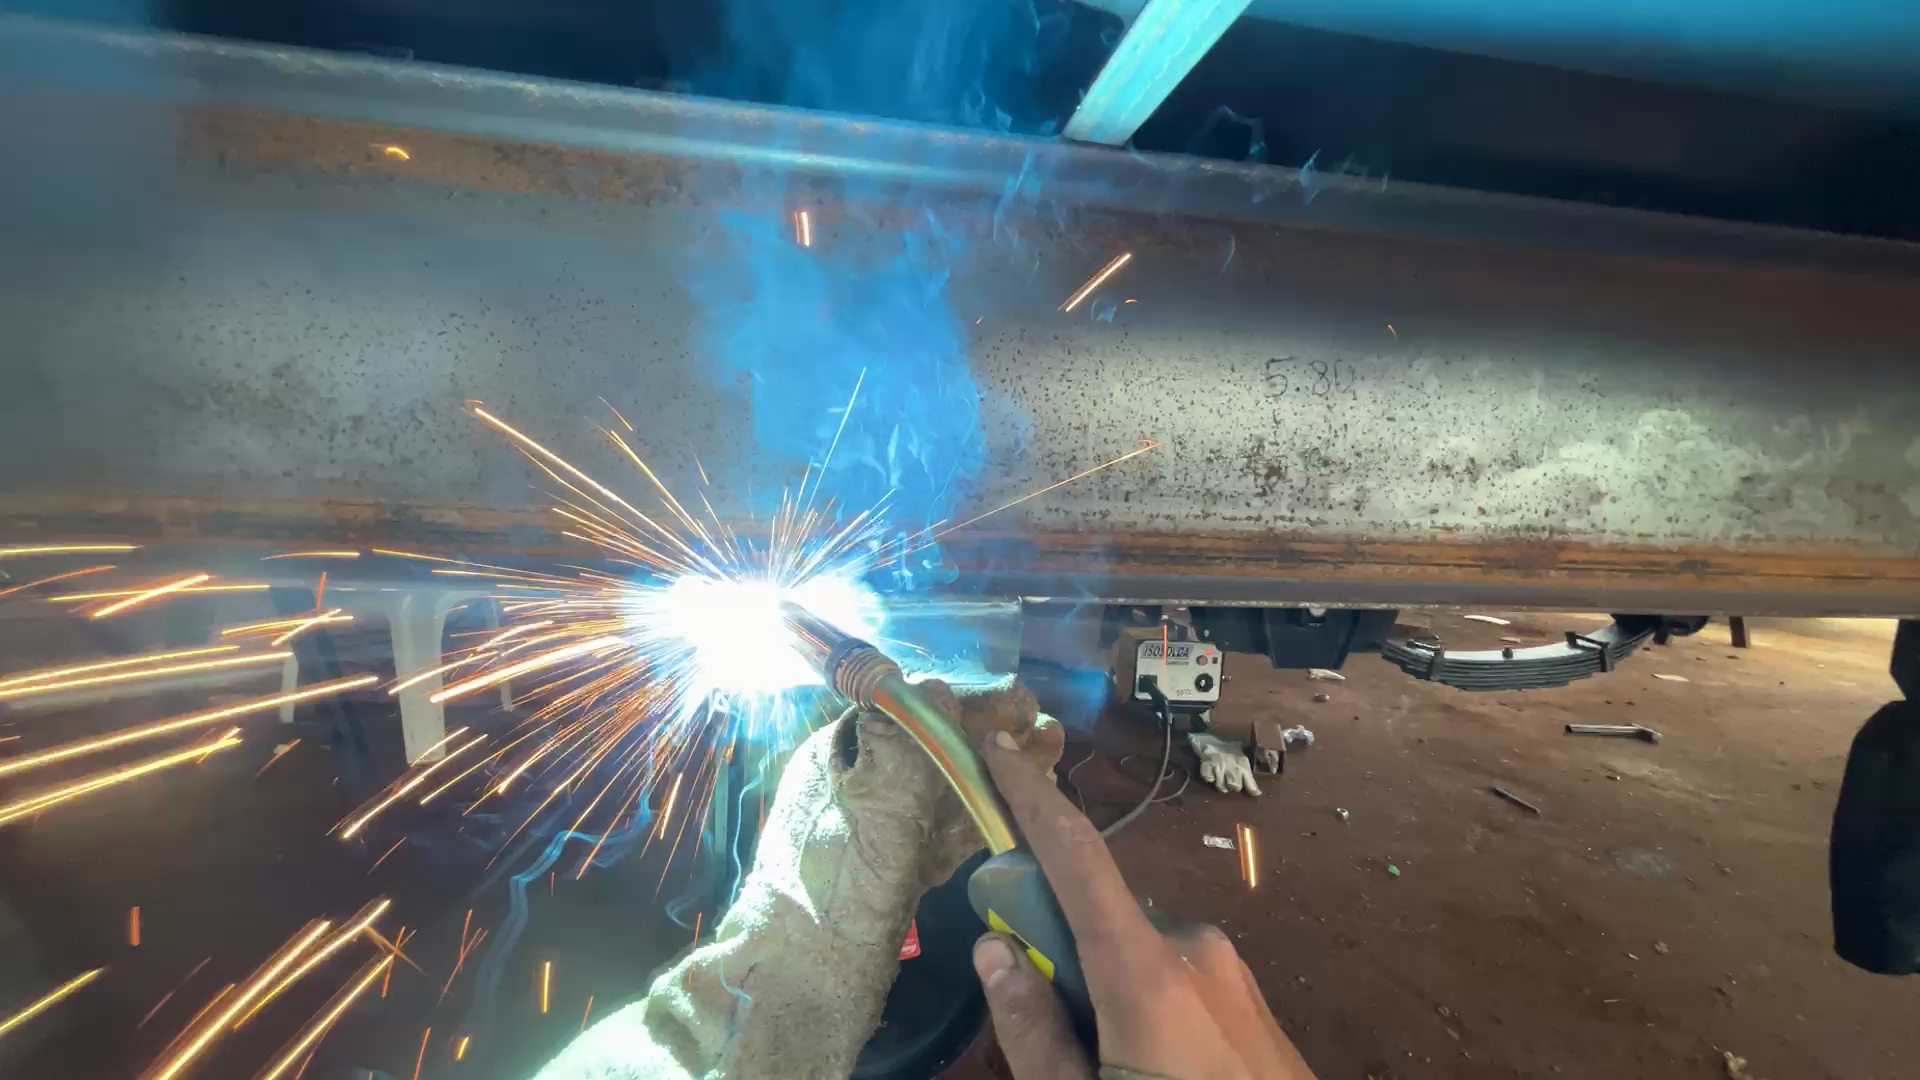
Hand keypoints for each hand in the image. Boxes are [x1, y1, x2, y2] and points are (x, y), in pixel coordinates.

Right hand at [973, 735, 1315, 1079]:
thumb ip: (1033, 1032)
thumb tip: (992, 952)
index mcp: (1144, 970)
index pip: (1075, 852)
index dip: (1031, 793)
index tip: (999, 744)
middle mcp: (1192, 949)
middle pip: (1101, 918)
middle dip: (1061, 945)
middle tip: (1049, 1012)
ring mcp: (1233, 975)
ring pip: (1139, 955)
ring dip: (1107, 986)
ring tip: (1109, 1060)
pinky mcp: (1256, 1005)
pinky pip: (1181, 981)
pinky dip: (1147, 1003)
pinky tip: (1157, 1070)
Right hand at [1189, 733, 1262, 795]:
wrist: (1211, 736)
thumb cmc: (1229, 749)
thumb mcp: (1242, 759)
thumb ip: (1248, 776)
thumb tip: (1256, 792)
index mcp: (1242, 765)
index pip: (1250, 783)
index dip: (1252, 790)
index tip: (1254, 793)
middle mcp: (1232, 768)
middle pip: (1235, 787)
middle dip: (1233, 786)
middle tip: (1230, 782)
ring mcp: (1219, 767)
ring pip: (1221, 786)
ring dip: (1221, 785)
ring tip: (1220, 779)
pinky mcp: (1206, 765)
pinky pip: (1208, 778)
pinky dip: (1209, 777)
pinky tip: (1210, 774)